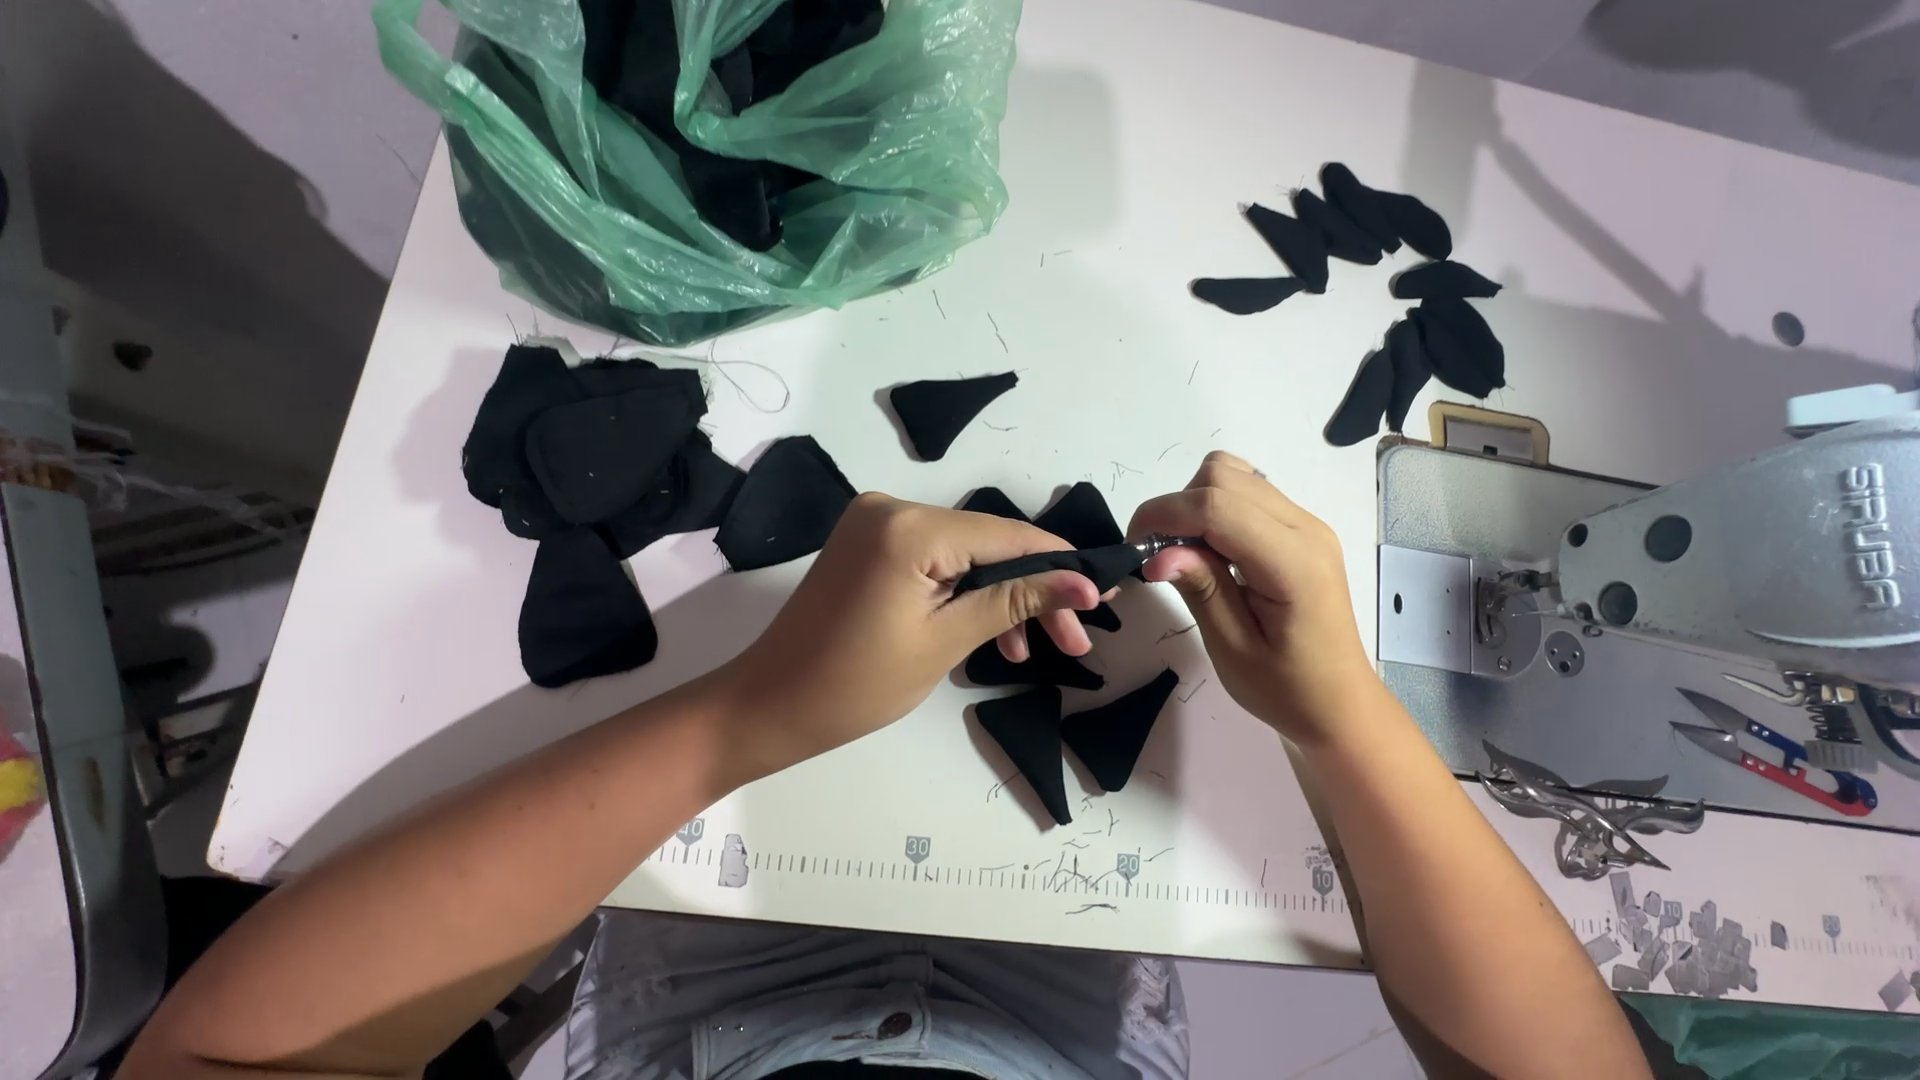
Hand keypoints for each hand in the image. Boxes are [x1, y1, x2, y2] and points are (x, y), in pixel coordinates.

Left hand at [716, 494, 1102, 778]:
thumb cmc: (857, 683)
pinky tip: (992, 638)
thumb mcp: (947, 641)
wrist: (773, 704)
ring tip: (1034, 653)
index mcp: (909, 526)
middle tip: (1075, 641)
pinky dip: (963, 593)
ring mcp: (877, 524)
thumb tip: (1085, 582)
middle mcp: (893, 508)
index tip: (1105, 592)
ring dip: (1001, 598)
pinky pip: (935, 561)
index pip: (1008, 534)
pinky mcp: (869, 544)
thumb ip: (1017, 602)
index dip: (1061, 564)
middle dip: (1034, 592)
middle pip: (989, 544)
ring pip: (965, 555)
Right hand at [1128, 451, 1380, 743]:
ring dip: (1194, 504)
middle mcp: (1305, 528)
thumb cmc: (1286, 688)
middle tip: (1158, 555)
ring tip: (1184, 552)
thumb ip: (1201, 589)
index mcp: (1293, 563)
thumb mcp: (1233, 649)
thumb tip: (1157, 553)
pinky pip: (1247, 493)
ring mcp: (1306, 524)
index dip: (1165, 515)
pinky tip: (1210, 549)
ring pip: (1234, 476)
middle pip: (1223, 477)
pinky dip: (1213, 508)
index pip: (1217, 506)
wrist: (1339, 703)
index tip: (1134, 547)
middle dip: (1176, 507)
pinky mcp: (1299, 528)